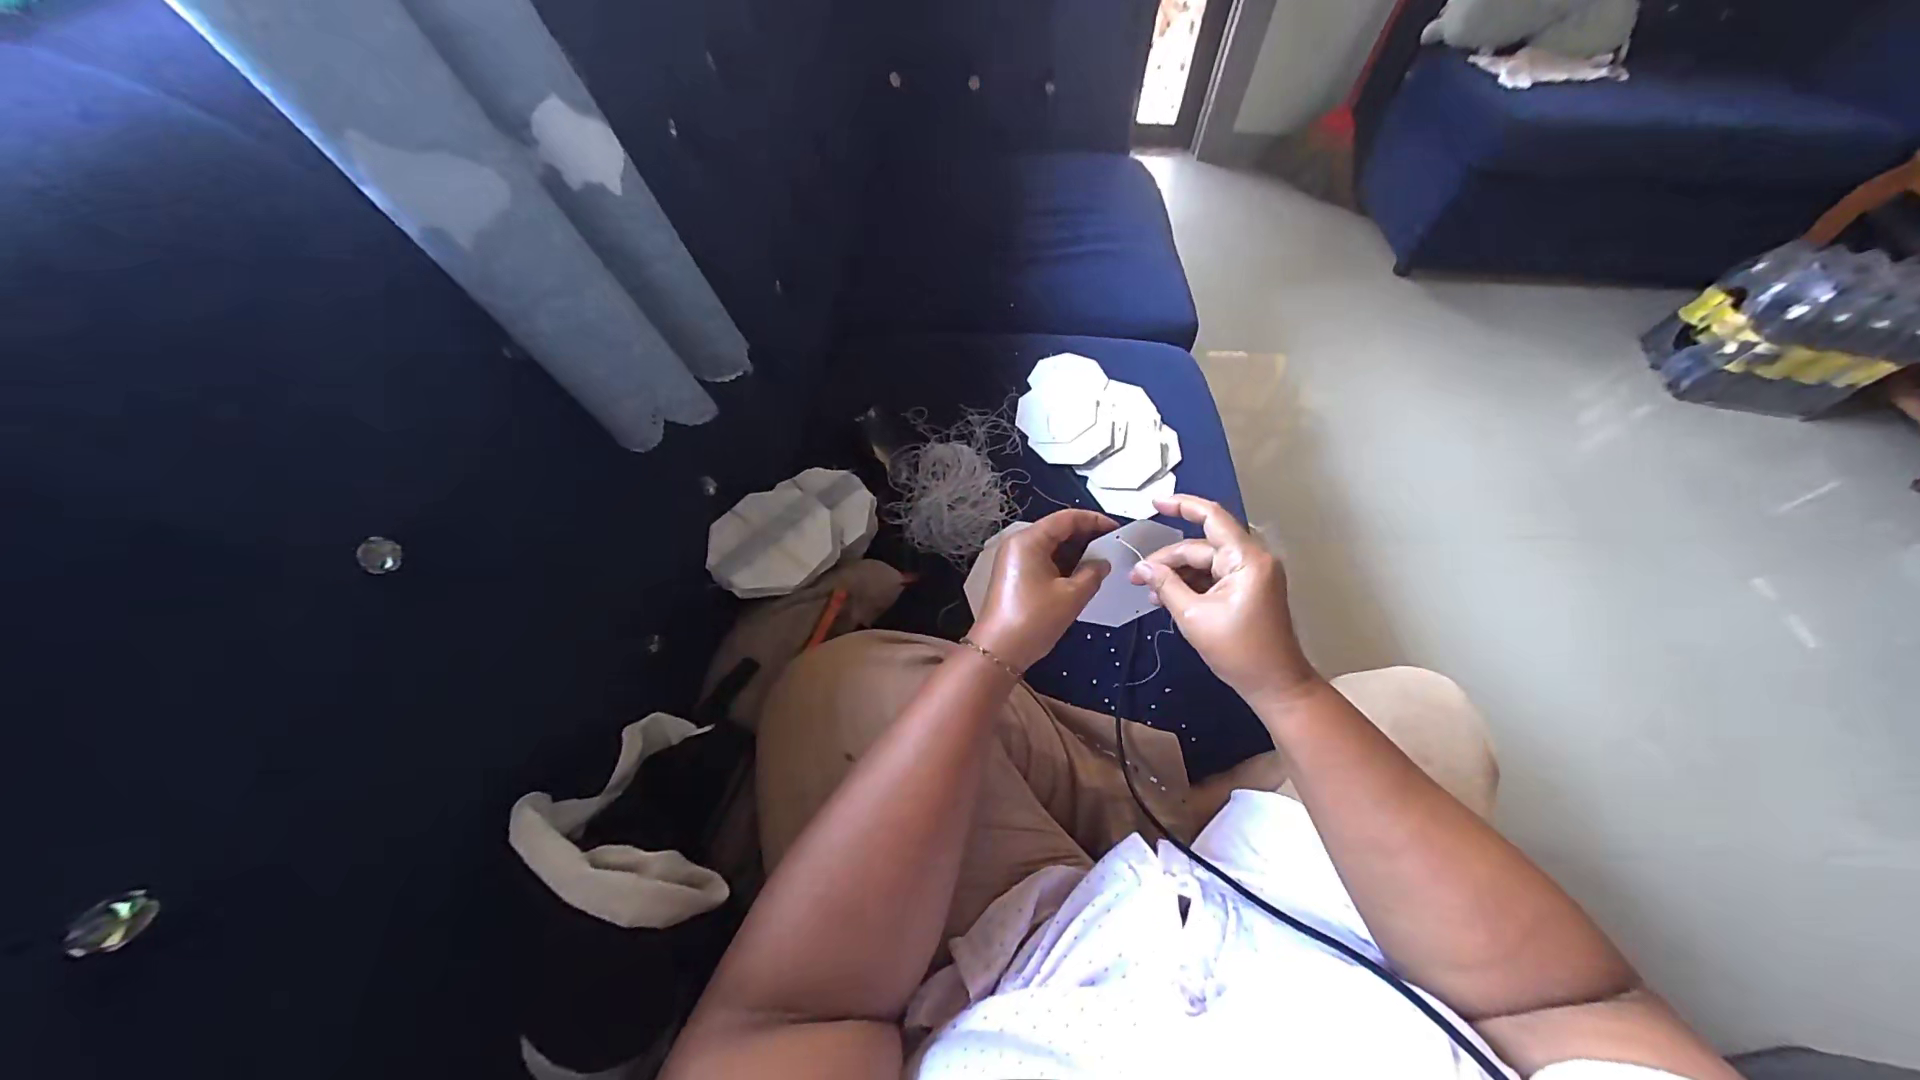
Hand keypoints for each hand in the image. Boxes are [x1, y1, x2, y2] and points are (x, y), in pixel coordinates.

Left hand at [969, 509, 1116, 671]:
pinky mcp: (1014, 576)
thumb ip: (1093, 573)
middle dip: (1086, 537)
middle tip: (1112, 547)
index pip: (1067, 518)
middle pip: (1057, 530)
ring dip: (1075, 553)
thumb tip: (1102, 563)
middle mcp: (1018, 544)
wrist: (998, 651)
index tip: (1116, 530)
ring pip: (1051, 546)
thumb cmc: (1033, 620)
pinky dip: (1063, 564)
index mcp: (1029, 540)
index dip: (1094, 521)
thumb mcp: (1072, 596)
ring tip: (1101, 563)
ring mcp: (1014, 560)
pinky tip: (1081, 576)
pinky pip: (1043, 560)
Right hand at [1129, 495, 1319, 705]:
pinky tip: (1166, 596)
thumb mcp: (1192, 616)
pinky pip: (1212, 576)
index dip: (1182, 506)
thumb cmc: (1239, 652)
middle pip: (1201, 546)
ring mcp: (1251, 575)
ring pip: (1204, 562)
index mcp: (1246, 560)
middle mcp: (1252, 560)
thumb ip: (1166, 585)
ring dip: (1176, 574)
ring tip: (1148, 590)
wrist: (1275, 685)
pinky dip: (1190, 583)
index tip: (1155, 503)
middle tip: (1137, 576)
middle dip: (1167, 559)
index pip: (1212, 517)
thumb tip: (1143, 568)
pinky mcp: (1247, 589)